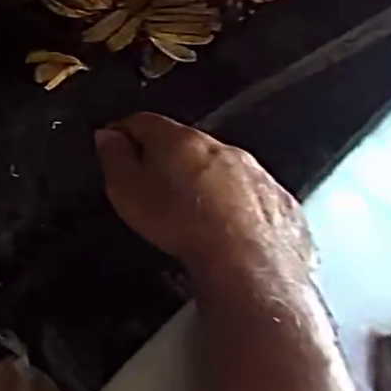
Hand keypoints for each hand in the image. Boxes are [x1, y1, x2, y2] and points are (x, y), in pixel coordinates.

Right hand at [95, 113, 311, 294]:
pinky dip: (235, 206)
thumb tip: (109, 137)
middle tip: (151, 187)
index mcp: (180, 140)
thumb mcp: (125, 190)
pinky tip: (222, 230)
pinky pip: (251, 195)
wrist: (249, 269)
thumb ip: (113, 156)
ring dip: (203, 182)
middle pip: (185, 144)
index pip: (143, 121)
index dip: (123, 132)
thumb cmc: (183, 227)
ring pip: (220, 169)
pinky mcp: (282, 202)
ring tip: (188, 215)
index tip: (115, 146)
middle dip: (167, 159)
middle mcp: (222, 149)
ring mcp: (257, 174)